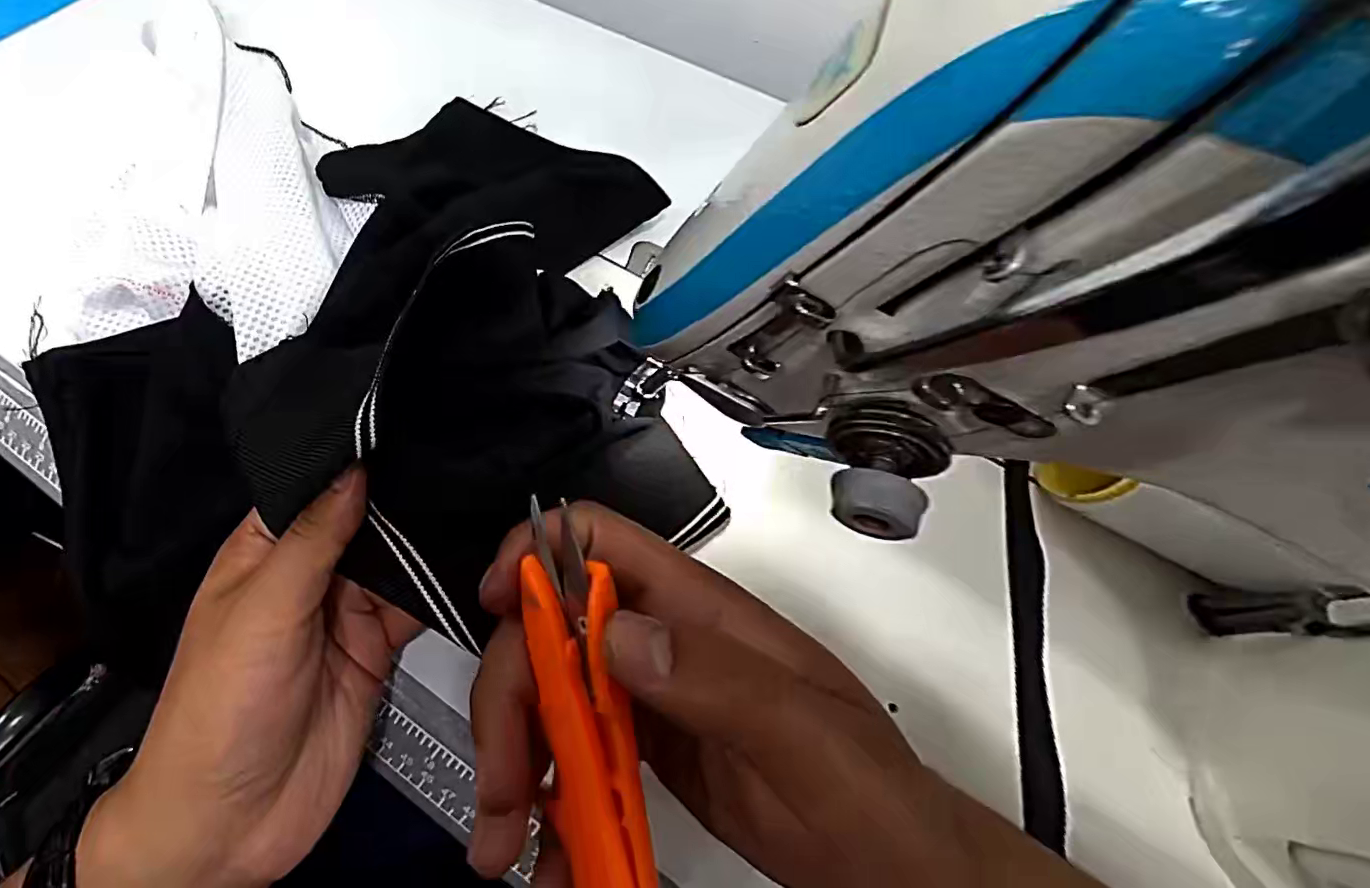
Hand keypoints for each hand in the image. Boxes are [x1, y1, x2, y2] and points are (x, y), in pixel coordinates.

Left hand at [76, 466, 422, 887]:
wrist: (230, 827)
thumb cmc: (215, 711)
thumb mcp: (263, 609)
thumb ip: (311, 540)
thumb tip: (351, 472)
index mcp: (264, 549)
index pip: (312, 488)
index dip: (350, 465)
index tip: (396, 435)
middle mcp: (305, 574)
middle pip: (360, 522)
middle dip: (396, 503)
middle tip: (445, 469)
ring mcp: (340, 612)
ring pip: (391, 562)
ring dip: (419, 546)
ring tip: (460, 510)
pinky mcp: (370, 650)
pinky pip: (410, 609)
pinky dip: (433, 592)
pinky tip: (458, 569)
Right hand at [467, 502, 1100, 887]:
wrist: (897, 870)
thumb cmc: (870, 795)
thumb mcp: (807, 736)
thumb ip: (717, 678)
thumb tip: (615, 634)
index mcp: (687, 605)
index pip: (592, 537)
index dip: (534, 551)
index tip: (495, 602)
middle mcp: (650, 636)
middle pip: (544, 630)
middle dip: (509, 698)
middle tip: (500, 786)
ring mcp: (636, 690)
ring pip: (542, 693)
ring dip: (514, 759)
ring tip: (508, 840)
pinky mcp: (630, 742)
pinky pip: (564, 750)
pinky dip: (544, 796)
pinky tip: (552, 852)